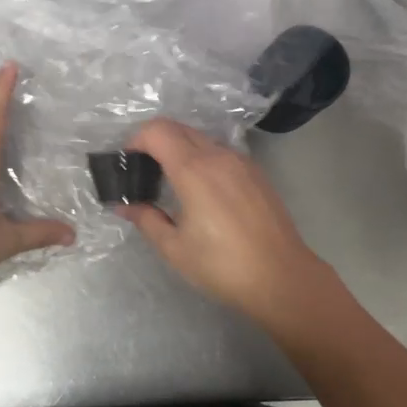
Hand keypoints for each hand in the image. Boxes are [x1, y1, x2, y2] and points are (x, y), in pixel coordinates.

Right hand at [117, 119, 334, 324]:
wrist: (281, 277)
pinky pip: (222, 153)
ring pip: (202, 139)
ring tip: (171, 182)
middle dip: (155, 141)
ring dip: (181, 149)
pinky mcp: (257, 173)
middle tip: (144, 171)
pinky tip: (202, 191)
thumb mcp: (175, 248)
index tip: (128, 161)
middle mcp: (219, 156)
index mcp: (194, 170)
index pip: (158, 131)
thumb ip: (147, 219)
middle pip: (179, 129)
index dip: (136, 139)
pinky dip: (203, 159)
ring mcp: (242, 162)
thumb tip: (125, 206)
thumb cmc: (222, 265)